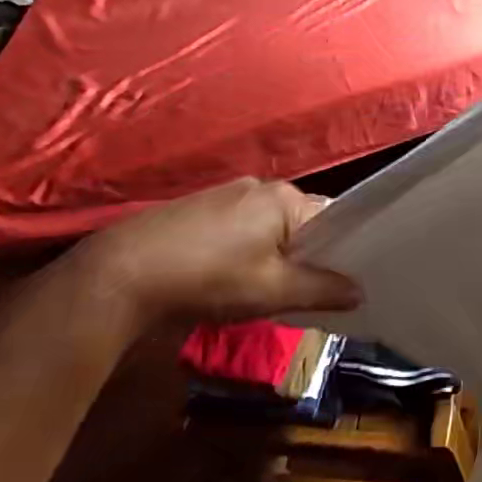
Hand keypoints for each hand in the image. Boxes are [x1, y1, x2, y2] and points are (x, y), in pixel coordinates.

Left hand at [69, 179, 361, 323]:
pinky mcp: (199, 210)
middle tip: (312, 294)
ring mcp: (225, 195)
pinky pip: (242, 229)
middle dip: (307, 257)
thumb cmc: (209, 277)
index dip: (345, 249)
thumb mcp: (273, 290)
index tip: (350, 280)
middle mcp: (258, 186)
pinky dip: (248, 253)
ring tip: (272, 292)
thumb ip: (322, 289)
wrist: (121, 275)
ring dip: (275, 258)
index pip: (333, 218)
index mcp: (284, 196)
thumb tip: (359, 291)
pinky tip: (234, 280)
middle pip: (301, 223)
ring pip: (270, 228)